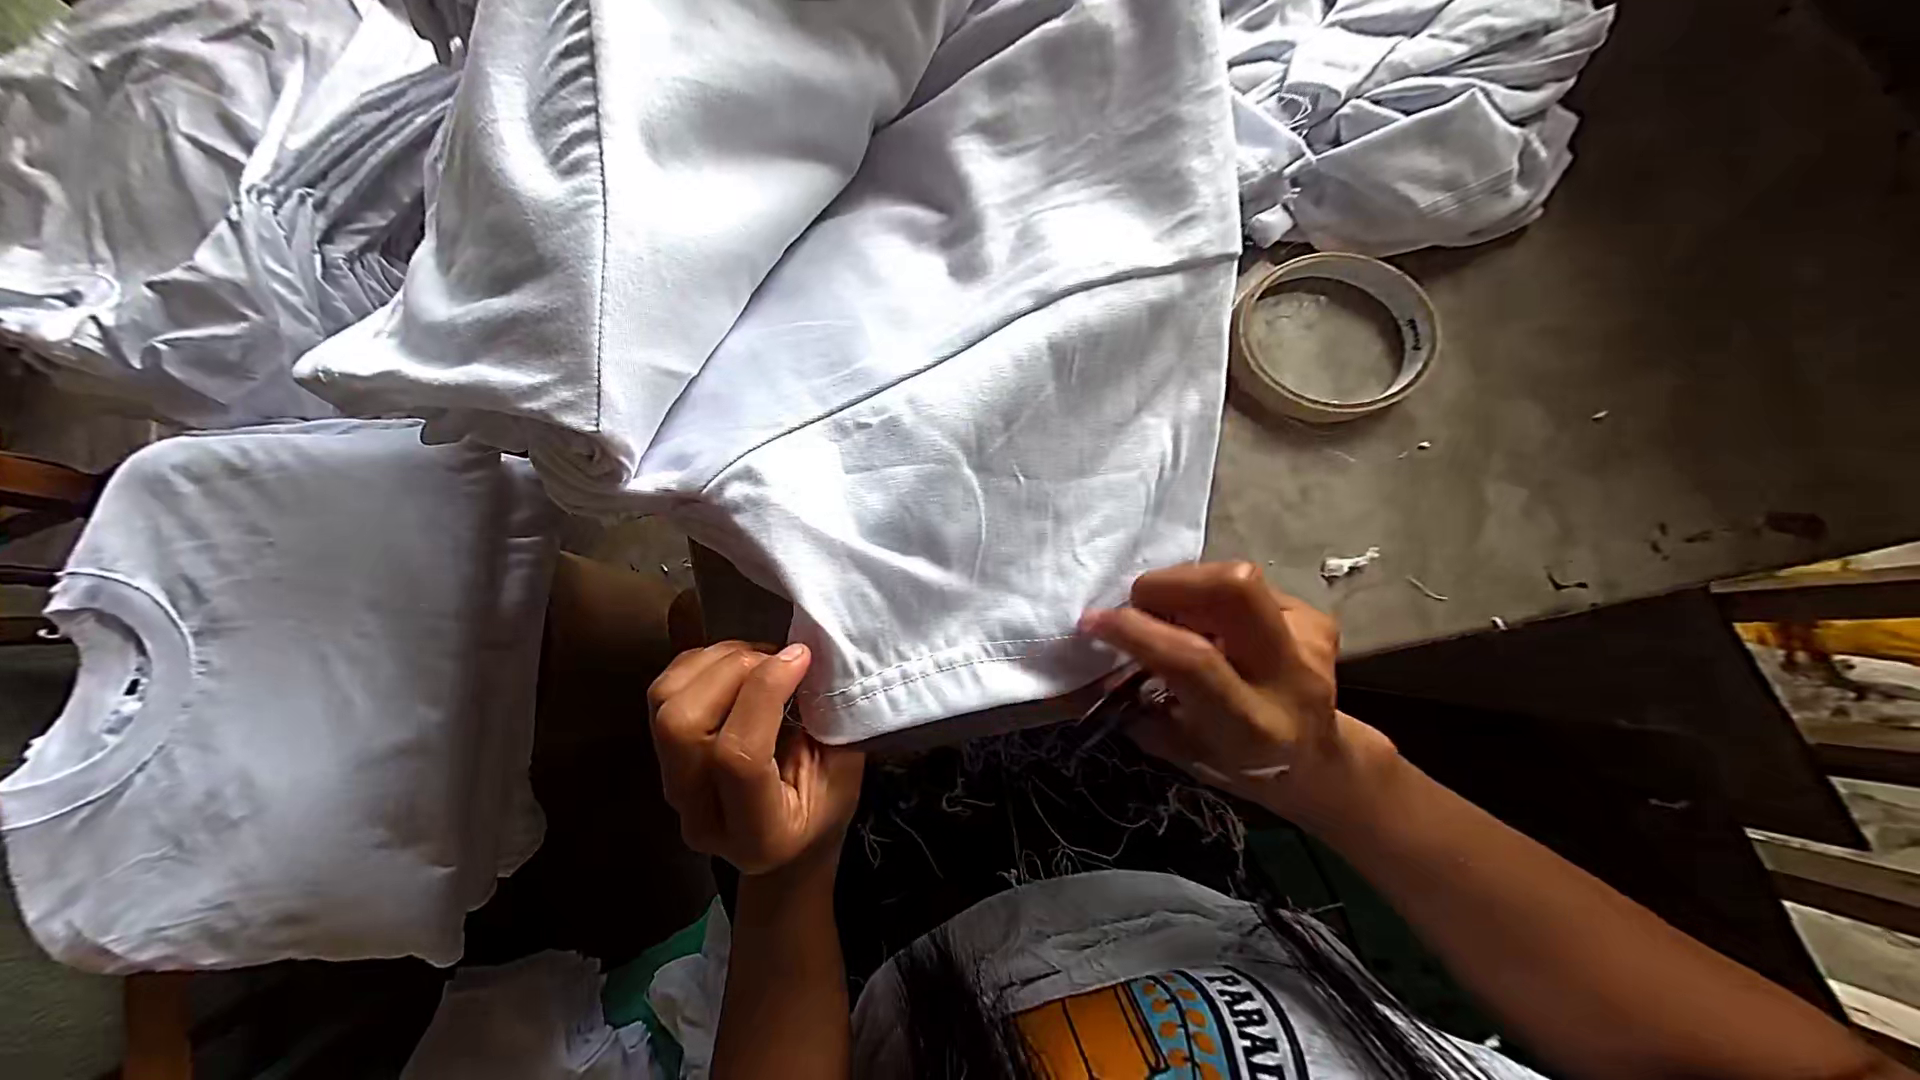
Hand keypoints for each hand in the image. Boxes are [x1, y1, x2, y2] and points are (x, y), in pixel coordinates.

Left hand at [648, 641, 864, 875]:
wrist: (784, 848)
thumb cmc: (822, 811)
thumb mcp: (844, 776)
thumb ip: (832, 725)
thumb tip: (814, 659)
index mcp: (757, 831)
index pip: (738, 756)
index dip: (766, 692)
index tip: (801, 657)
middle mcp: (700, 812)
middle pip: (683, 724)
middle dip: (733, 671)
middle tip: (777, 657)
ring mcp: (673, 784)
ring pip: (666, 702)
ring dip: (716, 662)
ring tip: (760, 656)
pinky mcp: (663, 756)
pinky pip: (663, 691)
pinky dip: (701, 662)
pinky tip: (739, 663)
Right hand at [1078, 562, 1394, 817]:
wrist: (1315, 762)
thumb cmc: (1234, 764)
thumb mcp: (1176, 748)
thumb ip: (1135, 705)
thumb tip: (1089, 668)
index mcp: (1251, 723)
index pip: (1192, 658)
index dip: (1135, 631)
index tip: (1093, 622)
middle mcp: (1289, 677)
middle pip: (1234, 590)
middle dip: (1170, 583)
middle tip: (1138, 601)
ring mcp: (1309, 642)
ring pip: (1238, 578)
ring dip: (1185, 585)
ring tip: (1168, 613)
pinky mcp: (1316, 619)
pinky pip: (1248, 586)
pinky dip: (1211, 594)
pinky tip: (1208, 621)